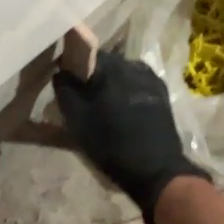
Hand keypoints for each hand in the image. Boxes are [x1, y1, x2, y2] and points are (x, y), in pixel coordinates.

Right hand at [52, 49, 208, 223]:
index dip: (73, 68)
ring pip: (122, 74)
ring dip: (111, 85)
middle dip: (93, 77)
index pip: (85, 53)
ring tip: (104, 108)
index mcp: (111, 67)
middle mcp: (133, 65)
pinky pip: (137, 85)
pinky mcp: (162, 94)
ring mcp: (151, 79)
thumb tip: (60, 72)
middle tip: (84, 99)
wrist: (155, 169)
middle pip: (106, 63)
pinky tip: (123, 113)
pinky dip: (127, 93)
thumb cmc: (111, 144)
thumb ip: (65, 91)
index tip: (67, 85)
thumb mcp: (77, 120)